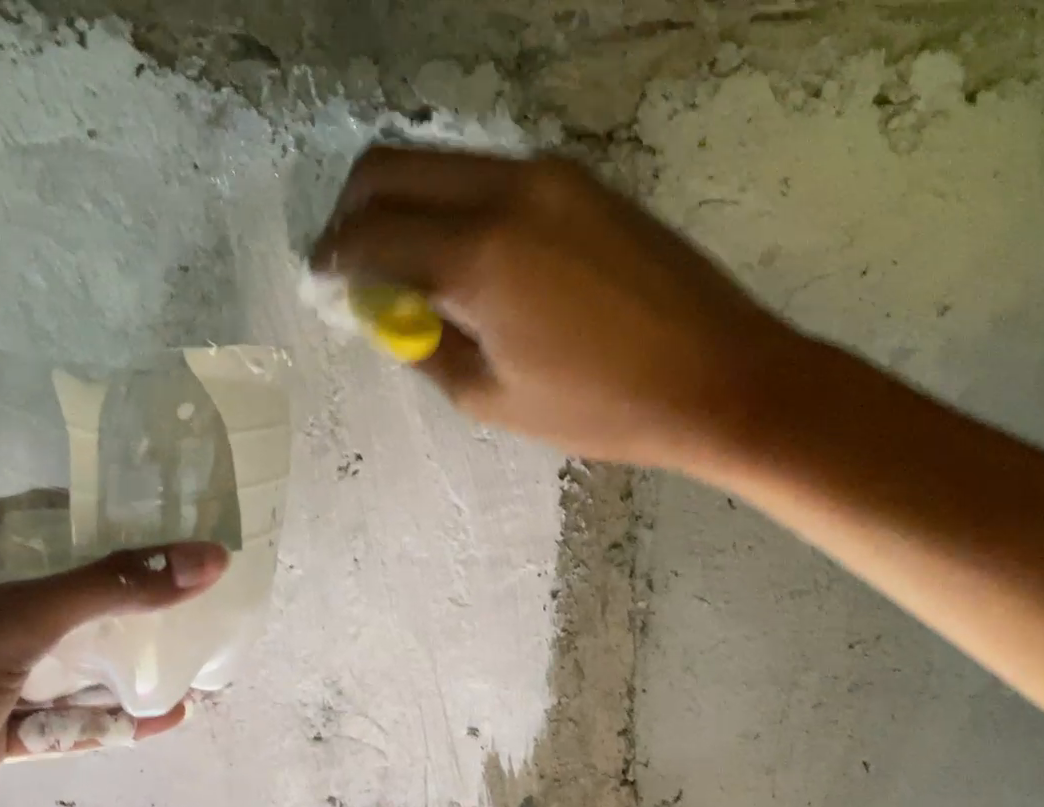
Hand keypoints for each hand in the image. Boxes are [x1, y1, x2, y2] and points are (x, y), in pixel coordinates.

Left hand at [0, 508, 226, 806]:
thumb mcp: (7, 624)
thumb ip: (107, 587)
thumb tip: (208, 557)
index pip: (7, 521)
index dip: (64, 511)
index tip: (132, 509)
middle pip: (43, 589)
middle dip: (109, 589)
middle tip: (175, 575)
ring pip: (58, 658)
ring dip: (117, 659)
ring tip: (186, 647)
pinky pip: (60, 716)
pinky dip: (107, 717)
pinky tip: (166, 715)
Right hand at [312, 146, 805, 470]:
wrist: (721, 377)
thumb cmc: (602, 407)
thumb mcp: (489, 396)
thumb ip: (421, 341)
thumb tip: (385, 307)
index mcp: (478, 254)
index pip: (369, 230)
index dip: (332, 257)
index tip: (322, 280)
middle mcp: (506, 190)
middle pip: (390, 165)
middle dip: (352, 210)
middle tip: (350, 262)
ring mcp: (548, 174)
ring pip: (439, 162)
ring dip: (404, 203)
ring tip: (406, 266)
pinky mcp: (579, 179)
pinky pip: (487, 174)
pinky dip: (453, 204)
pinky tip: (464, 256)